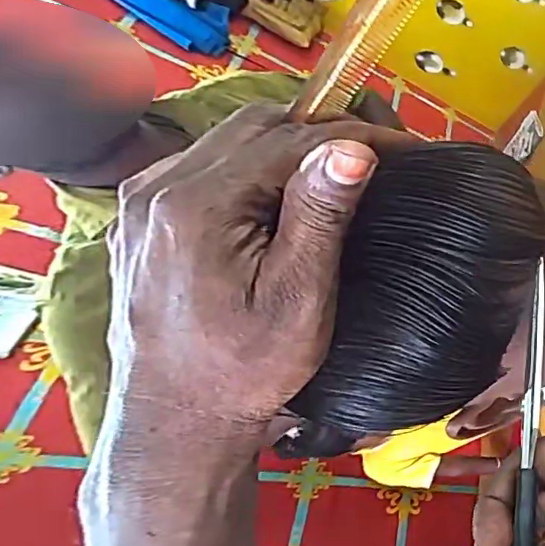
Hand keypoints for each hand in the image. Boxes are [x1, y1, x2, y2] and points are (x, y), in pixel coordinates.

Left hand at [99, 103, 410, 479]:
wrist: (177, 421)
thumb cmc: (248, 369)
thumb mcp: (300, 297)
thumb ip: (320, 216)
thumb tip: (352, 149)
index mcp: (198, 206)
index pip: (291, 141)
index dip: (354, 135)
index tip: (404, 145)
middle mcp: (158, 189)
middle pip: (255, 124)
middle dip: (322, 129)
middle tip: (376, 153)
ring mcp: (140, 200)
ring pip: (228, 138)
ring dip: (288, 142)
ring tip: (337, 170)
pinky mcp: (140, 217)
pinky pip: (205, 162)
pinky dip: (254, 161)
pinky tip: (282, 190)